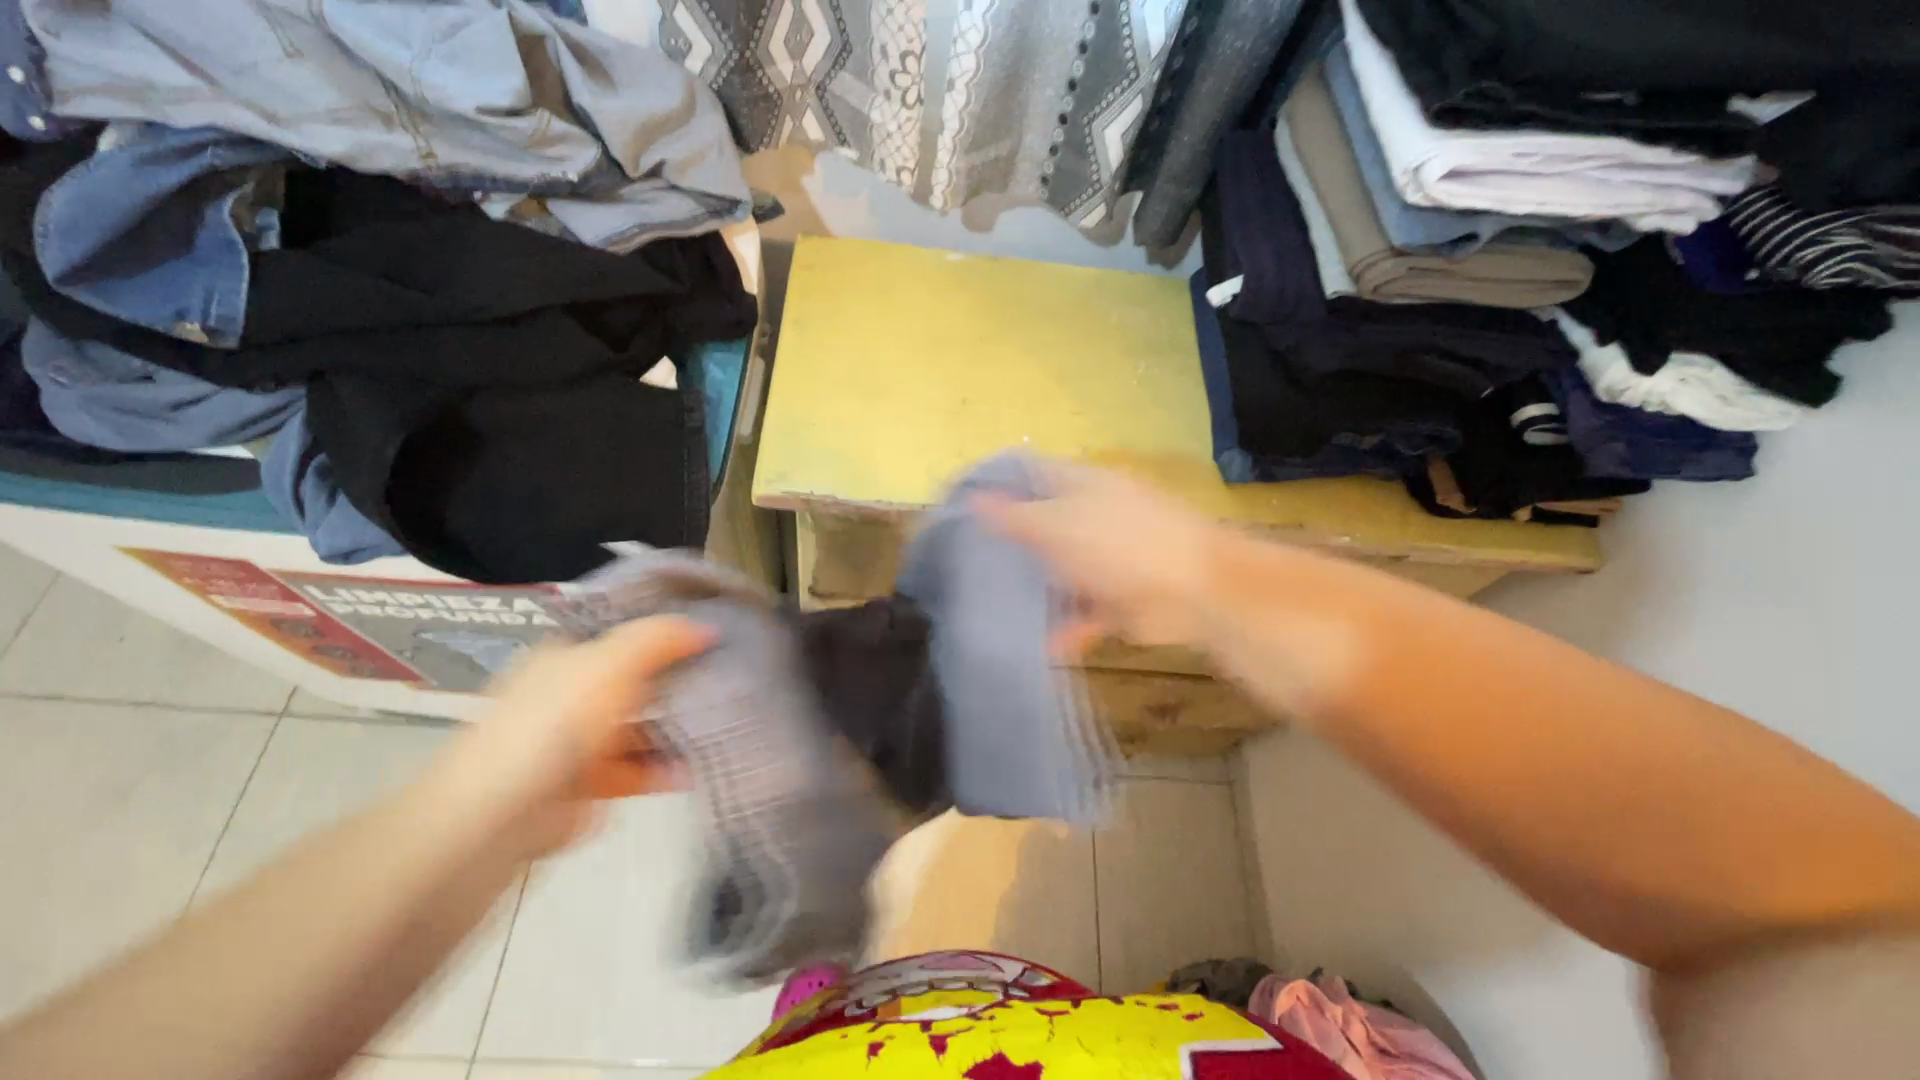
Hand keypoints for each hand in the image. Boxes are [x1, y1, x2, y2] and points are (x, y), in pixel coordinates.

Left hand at [434, 617, 714, 855]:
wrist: (505, 811)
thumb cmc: (556, 721)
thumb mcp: (611, 662)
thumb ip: (659, 639)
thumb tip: (708, 627)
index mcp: (568, 656)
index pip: (625, 634)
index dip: (668, 633)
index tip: (716, 634)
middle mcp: (574, 694)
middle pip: (639, 681)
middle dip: (681, 682)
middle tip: (732, 677)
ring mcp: (582, 740)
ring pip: (643, 726)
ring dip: (679, 727)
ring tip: (726, 721)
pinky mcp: (593, 783)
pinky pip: (640, 768)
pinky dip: (667, 767)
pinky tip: (699, 764)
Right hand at [978, 462, 1219, 651]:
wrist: (1195, 591)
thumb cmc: (1120, 544)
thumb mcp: (1057, 526)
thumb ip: (1014, 517)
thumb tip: (974, 499)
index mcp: (1081, 485)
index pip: (1030, 474)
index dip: (995, 487)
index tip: (958, 509)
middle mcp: (1093, 516)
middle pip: (1044, 524)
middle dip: (1010, 544)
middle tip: (966, 564)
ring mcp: (1109, 558)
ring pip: (1062, 572)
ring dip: (1036, 590)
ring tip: (992, 607)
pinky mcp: (1122, 598)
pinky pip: (1084, 612)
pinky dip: (1065, 628)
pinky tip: (1038, 646)